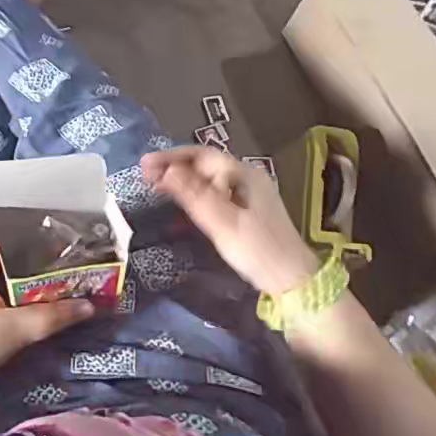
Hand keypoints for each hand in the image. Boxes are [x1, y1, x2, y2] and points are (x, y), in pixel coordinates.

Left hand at [0, 221, 94, 399]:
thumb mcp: (12, 332)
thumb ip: (53, 317)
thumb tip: (90, 306)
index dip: (23, 221)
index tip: (54, 226)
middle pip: (0, 244)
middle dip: (32, 246)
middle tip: (66, 250)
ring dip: (25, 268)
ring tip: (59, 269)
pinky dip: (15, 285)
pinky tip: (38, 293)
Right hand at [144, 147, 320, 293]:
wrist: (291, 279)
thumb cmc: (258, 250)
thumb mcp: (222, 222)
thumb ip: (194, 195)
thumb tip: (166, 171)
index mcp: (243, 175)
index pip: (201, 156)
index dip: (171, 157)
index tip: (144, 164)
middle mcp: (247, 178)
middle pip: (205, 165)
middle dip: (174, 166)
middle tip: (145, 175)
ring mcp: (249, 193)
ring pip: (210, 179)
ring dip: (183, 179)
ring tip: (157, 186)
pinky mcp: (248, 210)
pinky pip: (216, 192)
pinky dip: (195, 192)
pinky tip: (183, 200)